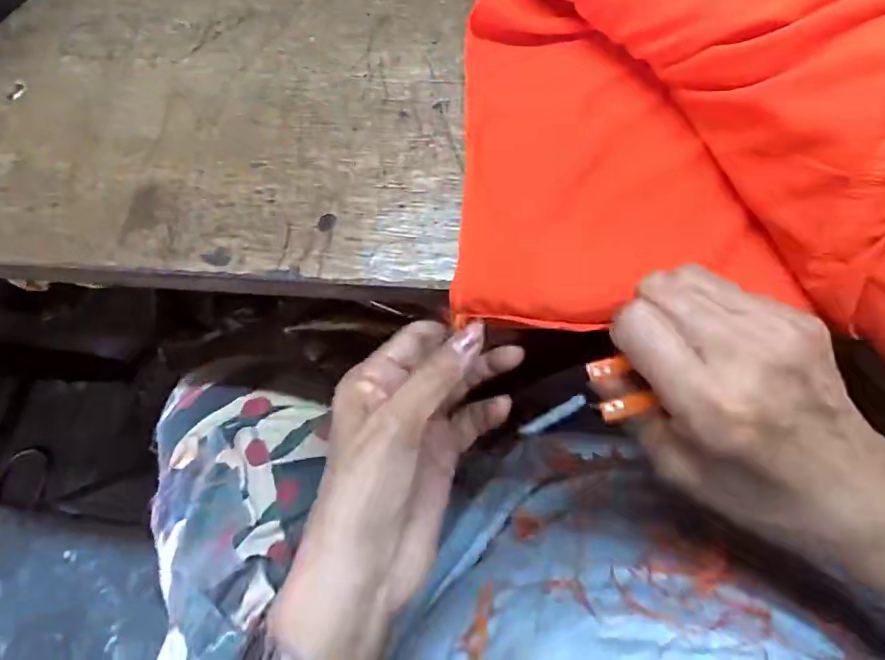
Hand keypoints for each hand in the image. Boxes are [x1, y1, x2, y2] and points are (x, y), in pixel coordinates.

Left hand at [270, 321, 522, 659]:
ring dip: (485, 373)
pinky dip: (486, 411)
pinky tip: (504, 406)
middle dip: (473, 348)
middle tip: (513, 337)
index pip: (415, 339)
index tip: (488, 316)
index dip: (449, 327)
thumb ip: (438, 373)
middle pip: (442, 361)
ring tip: (518, 359)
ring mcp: (422, 427)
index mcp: (374, 381)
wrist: (366, 569)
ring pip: (458, 388)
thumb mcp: (398, 421)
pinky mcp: (442, 454)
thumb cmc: (369, 484)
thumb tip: (476, 330)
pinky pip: (468, 422)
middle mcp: (398, 397)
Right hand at [600, 266, 884, 570]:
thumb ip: (633, 409)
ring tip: (694, 337)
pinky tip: (733, 341)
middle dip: (647, 311)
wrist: (857, 491)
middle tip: (663, 346)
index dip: (624, 336)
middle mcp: (741, 351)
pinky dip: (716, 306)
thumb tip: (604, 361)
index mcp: (708, 401)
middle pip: (659, 286)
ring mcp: (776, 325)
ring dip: (678, 301)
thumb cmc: (759, 496)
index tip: (637, 361)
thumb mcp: (680, 471)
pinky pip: (730, 286)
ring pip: (690, 274)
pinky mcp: (799, 315)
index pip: (635, 320)